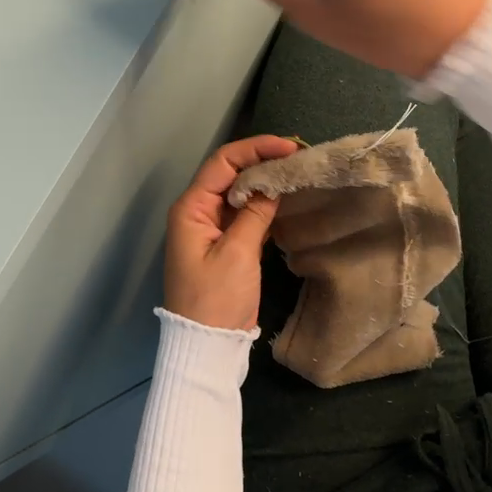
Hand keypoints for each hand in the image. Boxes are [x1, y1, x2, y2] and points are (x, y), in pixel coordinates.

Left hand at [165, 135, 298, 330]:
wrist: (207, 345)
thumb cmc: (216, 299)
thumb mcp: (237, 253)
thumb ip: (254, 213)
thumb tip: (273, 182)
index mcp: (192, 209)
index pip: (222, 163)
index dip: (256, 149)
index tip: (290, 147)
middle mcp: (199, 213)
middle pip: (231, 174)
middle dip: (263, 161)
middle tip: (300, 155)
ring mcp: (213, 230)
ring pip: (240, 193)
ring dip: (266, 181)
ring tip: (298, 171)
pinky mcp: (228, 247)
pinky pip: (246, 215)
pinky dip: (265, 204)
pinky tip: (288, 198)